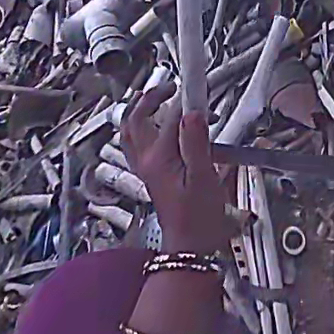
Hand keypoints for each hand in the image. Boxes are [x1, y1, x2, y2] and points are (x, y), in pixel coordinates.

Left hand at [122, 84, 231, 254]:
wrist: (190, 246)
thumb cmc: (198, 218)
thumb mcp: (203, 179)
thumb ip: (196, 143)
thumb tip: (192, 112)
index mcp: (158, 159)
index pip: (171, 118)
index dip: (188, 103)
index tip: (201, 91)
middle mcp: (146, 161)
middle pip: (137, 118)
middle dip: (152, 97)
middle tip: (171, 87)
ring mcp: (145, 168)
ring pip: (131, 130)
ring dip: (141, 110)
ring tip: (159, 98)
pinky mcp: (151, 174)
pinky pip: (137, 143)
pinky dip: (143, 127)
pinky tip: (157, 125)